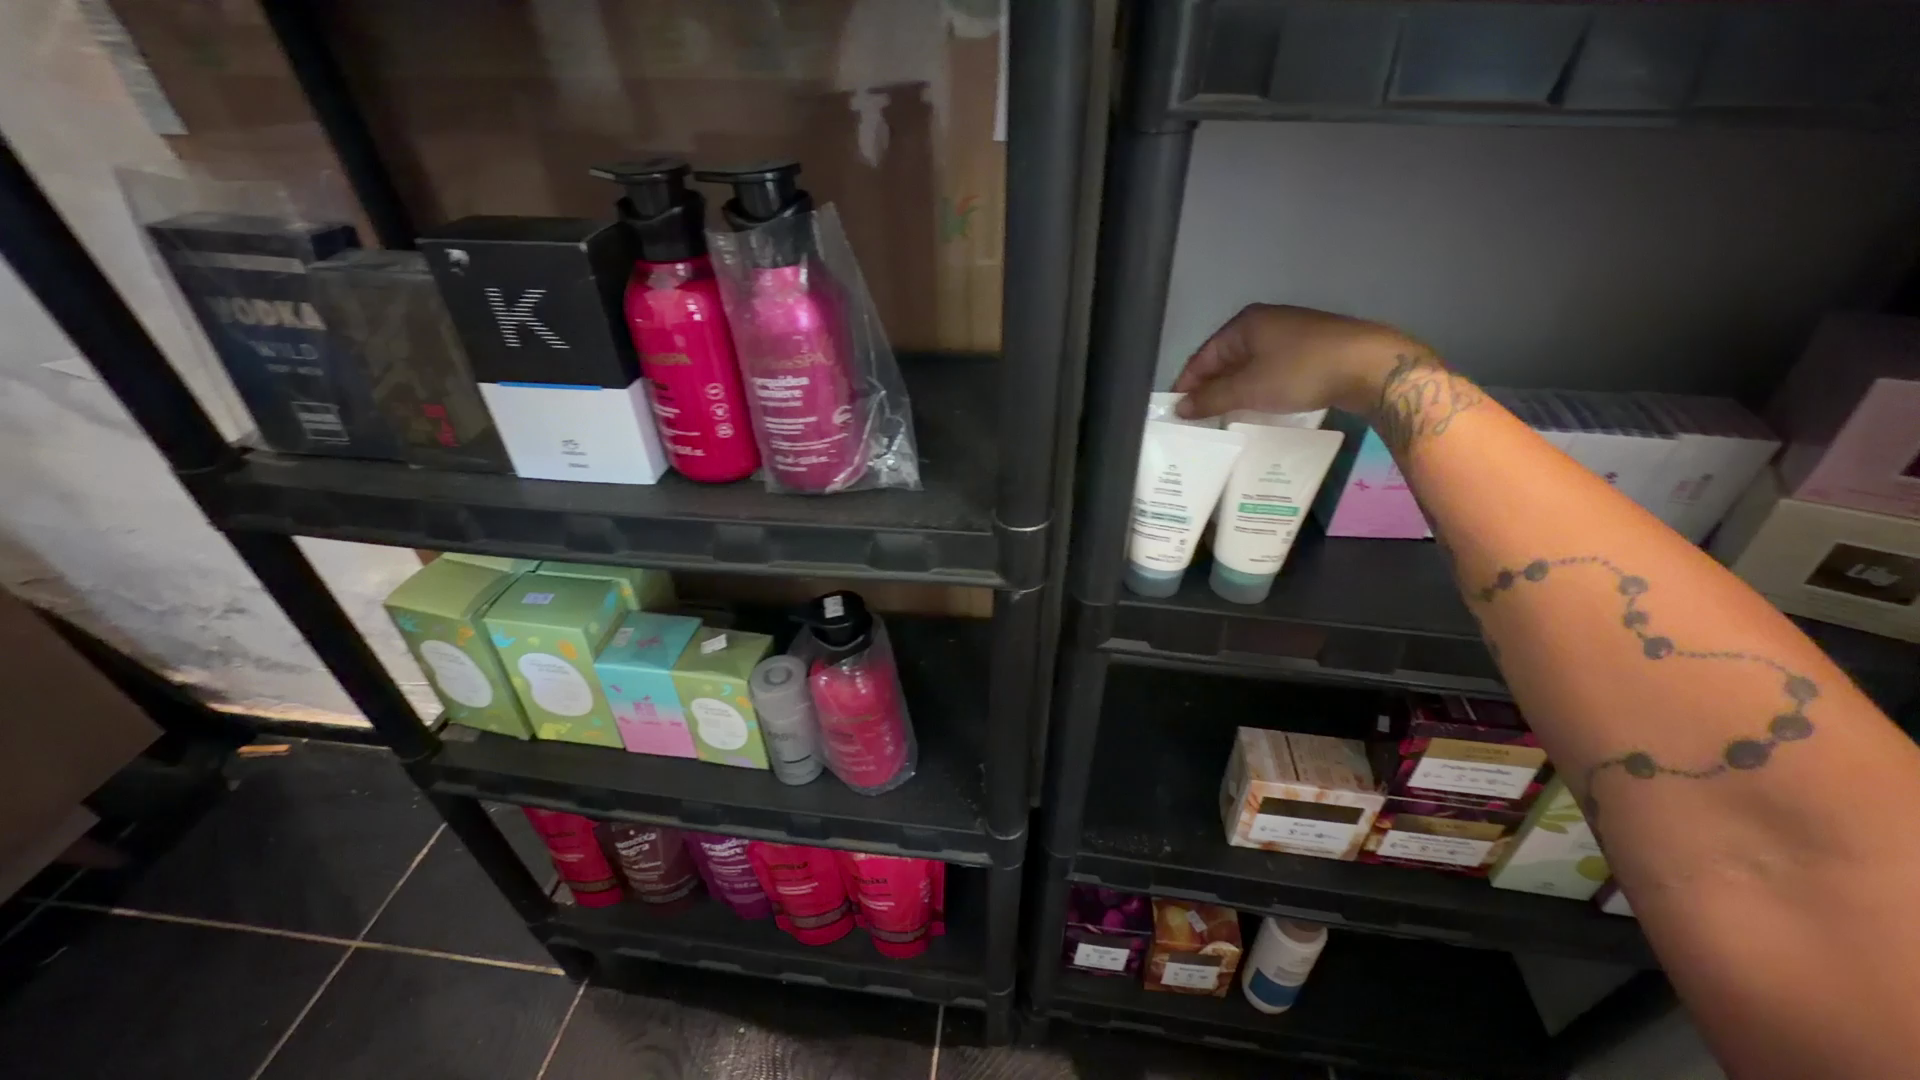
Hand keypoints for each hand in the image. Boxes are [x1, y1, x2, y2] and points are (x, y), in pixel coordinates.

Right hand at [1171, 304, 1420, 419]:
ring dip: (1235, 389)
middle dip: (1211, 388)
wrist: (1369, 365)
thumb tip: (1182, 407)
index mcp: (1244, 324)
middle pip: (1225, 359)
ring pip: (1250, 364)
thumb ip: (1211, 398)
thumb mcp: (1249, 389)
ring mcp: (1290, 333)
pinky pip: (1272, 368)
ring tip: (1225, 416)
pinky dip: (1259, 387)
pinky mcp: (1311, 347)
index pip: (1203, 356)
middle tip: (1200, 418)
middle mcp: (1265, 322)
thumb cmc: (1300, 372)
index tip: (1177, 412)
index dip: (1187, 384)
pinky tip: (1259, 405)